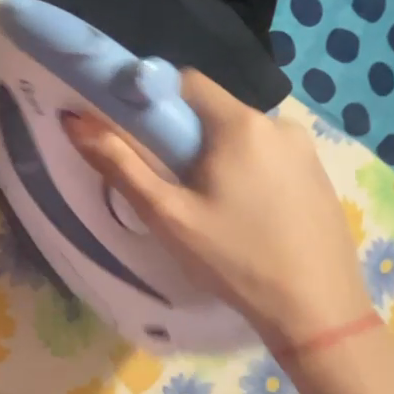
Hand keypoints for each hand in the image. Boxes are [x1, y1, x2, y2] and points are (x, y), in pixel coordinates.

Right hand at [60, 69, 369, 346]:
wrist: (320, 312)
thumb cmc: (235, 259)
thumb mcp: (166, 214)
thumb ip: (118, 163)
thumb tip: (74, 120)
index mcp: (240, 123)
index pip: (184, 80)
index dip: (153, 98)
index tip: (135, 132)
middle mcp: (278, 123)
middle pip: (212, 107)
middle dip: (182, 131)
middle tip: (165, 176)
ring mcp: (305, 149)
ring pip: (239, 132)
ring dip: (213, 151)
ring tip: (202, 200)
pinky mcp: (318, 174)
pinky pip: (266, 152)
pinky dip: (243, 167)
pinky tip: (239, 210)